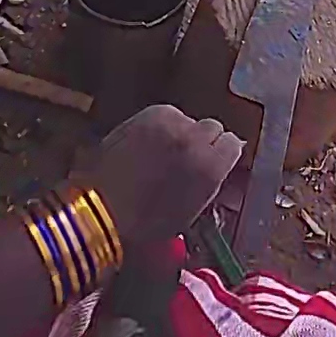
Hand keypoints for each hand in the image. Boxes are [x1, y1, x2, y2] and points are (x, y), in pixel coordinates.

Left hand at [74, 105, 242, 248]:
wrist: (102, 207)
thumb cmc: (147, 222)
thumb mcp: (192, 211)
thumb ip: (211, 183)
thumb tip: (221, 167)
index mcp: (211, 167)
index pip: (233, 143)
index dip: (223, 153)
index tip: (215, 160)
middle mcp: (195, 139)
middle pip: (213, 127)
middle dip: (204, 141)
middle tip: (189, 156)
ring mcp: (171, 123)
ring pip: (189, 120)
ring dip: (183, 132)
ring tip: (164, 151)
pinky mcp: (148, 114)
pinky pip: (167, 114)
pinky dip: (163, 125)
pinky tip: (149, 143)